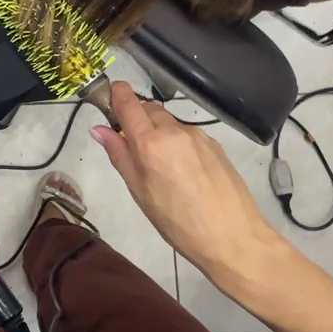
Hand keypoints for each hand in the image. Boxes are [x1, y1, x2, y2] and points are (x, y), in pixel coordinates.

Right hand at [90, 81, 288, 283]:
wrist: (234, 237)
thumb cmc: (177, 223)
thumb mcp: (140, 192)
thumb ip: (120, 156)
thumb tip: (99, 129)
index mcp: (151, 143)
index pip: (128, 102)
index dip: (116, 94)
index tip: (109, 97)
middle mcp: (175, 130)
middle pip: (149, 109)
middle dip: (136, 118)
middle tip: (132, 145)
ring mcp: (199, 136)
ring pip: (170, 122)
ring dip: (158, 132)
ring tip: (160, 167)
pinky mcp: (215, 145)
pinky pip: (188, 135)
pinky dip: (178, 143)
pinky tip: (183, 171)